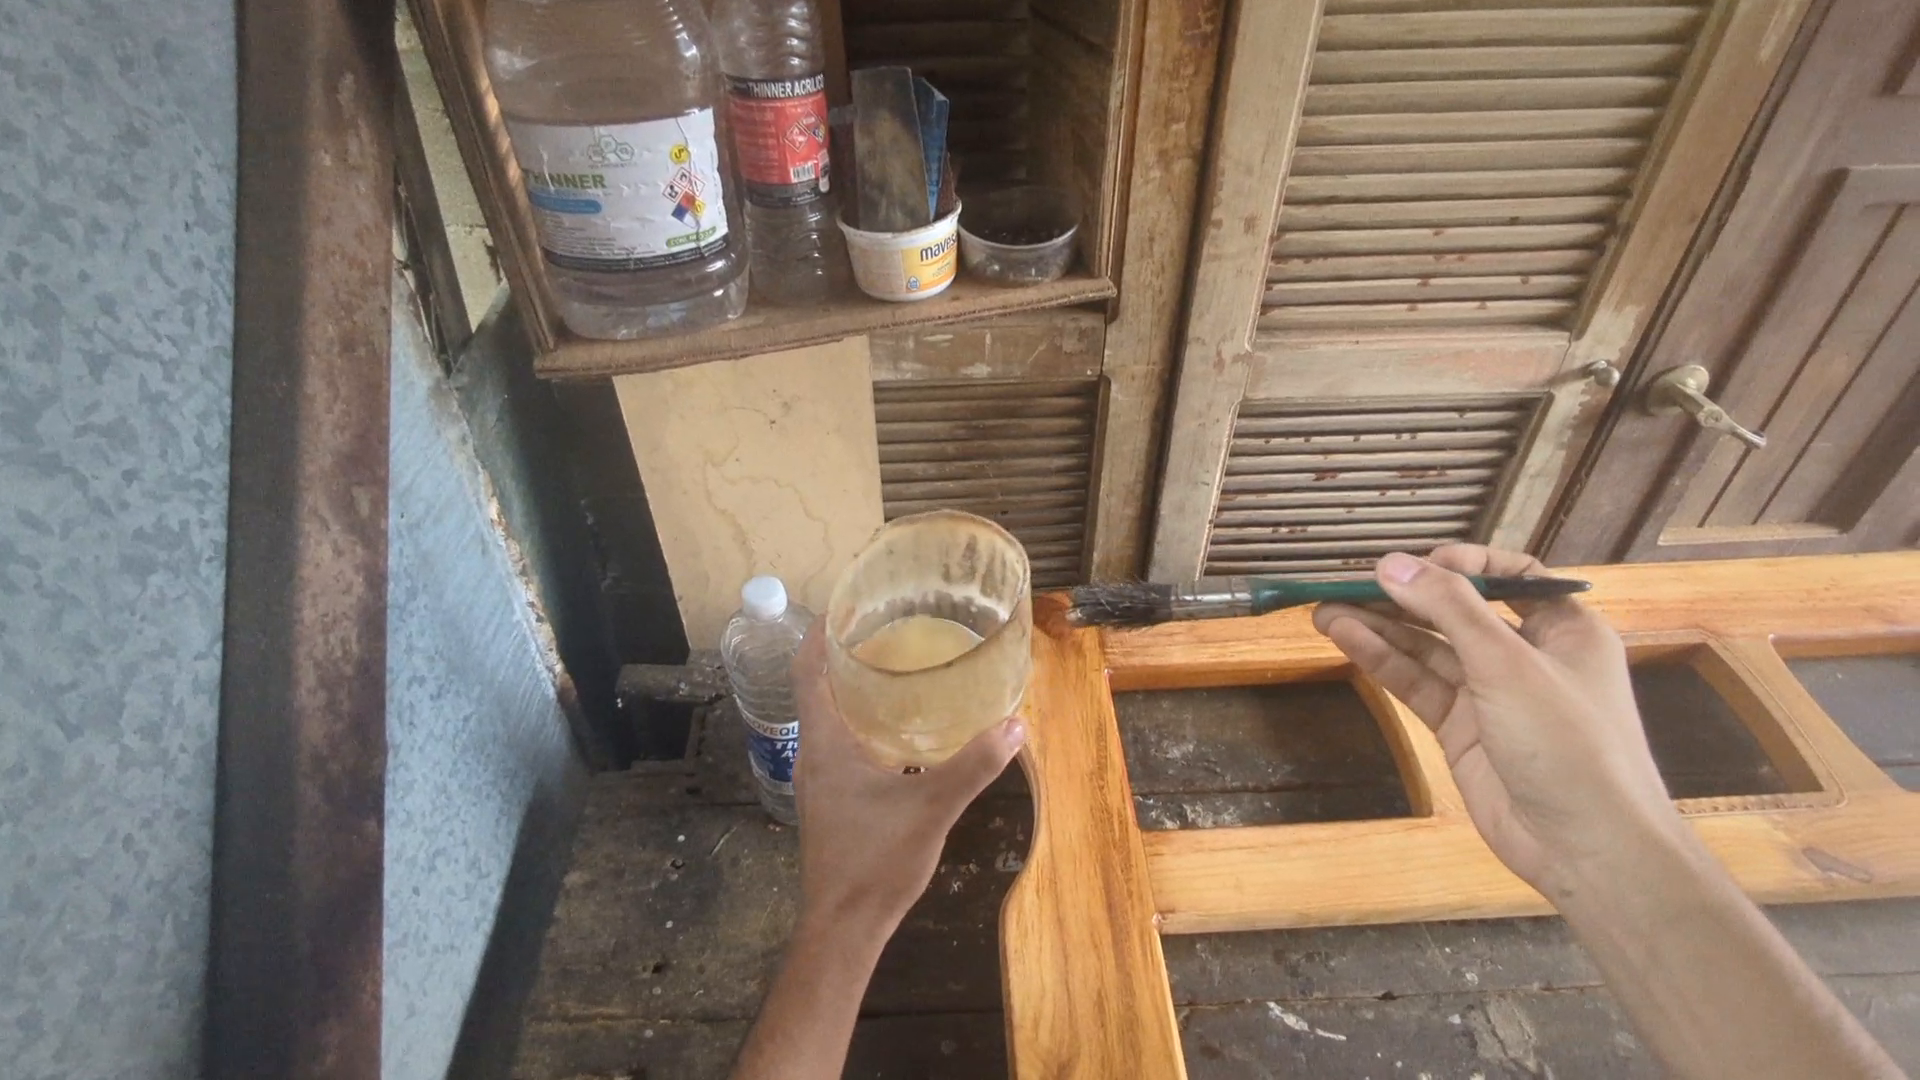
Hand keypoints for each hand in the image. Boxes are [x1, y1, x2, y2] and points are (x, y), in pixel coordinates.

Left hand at [789, 621, 1023, 934]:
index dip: (820, 633)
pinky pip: (841, 741)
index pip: (807, 670)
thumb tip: (1014, 725)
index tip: (846, 604)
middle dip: (846, 654)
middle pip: (819, 687)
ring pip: (831, 716)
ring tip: (897, 666)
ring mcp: (820, 778)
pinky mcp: (831, 798)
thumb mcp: (931, 808)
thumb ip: (972, 766)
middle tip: (888, 627)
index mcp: (825, 742)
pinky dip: (863, 720)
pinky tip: (900, 727)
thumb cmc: (876, 861)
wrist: (844, 927)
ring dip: (854, 688)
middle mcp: (814, 752)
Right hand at [1312, 545, 1683, 898]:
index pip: (1512, 576)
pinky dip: (1382, 661)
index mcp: (1563, 630)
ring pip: (1426, 649)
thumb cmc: (1568, 743)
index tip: (1416, 564)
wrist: (1587, 849)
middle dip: (1402, 599)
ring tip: (1325, 611)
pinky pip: (1416, 683)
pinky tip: (1345, 639)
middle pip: (1455, 613)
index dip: (1463, 564)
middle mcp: (1525, 655)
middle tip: (1345, 586)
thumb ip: (1449, 609)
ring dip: (1379, 629)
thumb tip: (1391, 563)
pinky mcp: (1459, 727)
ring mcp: (1489, 694)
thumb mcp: (1508, 664)